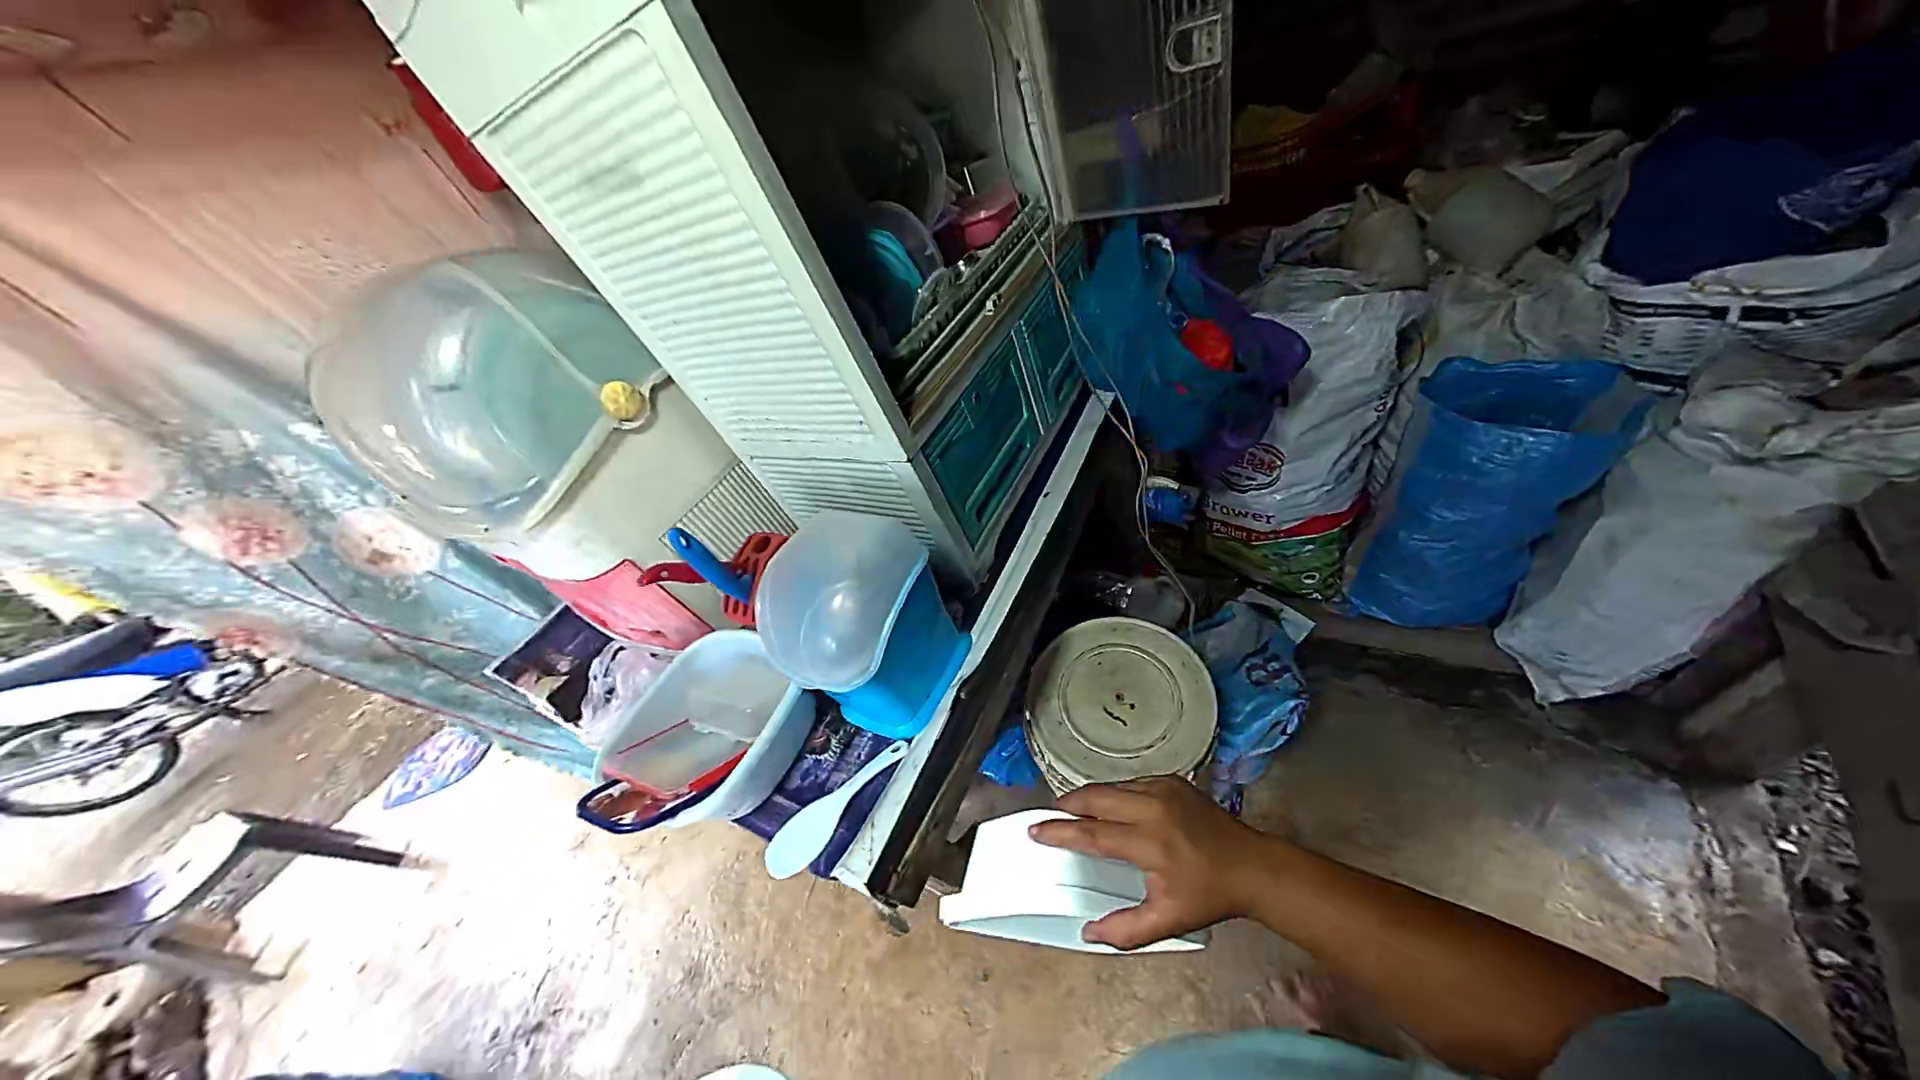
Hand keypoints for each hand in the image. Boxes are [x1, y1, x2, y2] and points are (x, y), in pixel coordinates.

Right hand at [1028, 775, 1275, 949]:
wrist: (1253, 865)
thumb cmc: (1209, 895)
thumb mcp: (1170, 920)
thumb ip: (1127, 930)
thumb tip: (1088, 933)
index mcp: (1150, 842)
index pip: (1092, 834)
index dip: (1060, 832)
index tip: (1036, 830)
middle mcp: (1152, 807)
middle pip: (1095, 797)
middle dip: (1067, 804)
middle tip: (1051, 815)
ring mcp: (1162, 788)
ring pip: (1110, 786)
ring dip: (1089, 798)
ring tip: (1076, 811)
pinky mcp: (1171, 779)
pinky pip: (1129, 782)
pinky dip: (1113, 793)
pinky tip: (1110, 807)